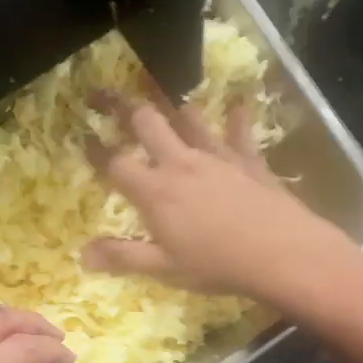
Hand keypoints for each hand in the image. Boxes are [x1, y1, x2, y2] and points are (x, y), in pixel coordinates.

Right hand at [81, 89, 356, 300]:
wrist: (282, 253)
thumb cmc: (217, 265)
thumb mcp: (164, 268)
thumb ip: (123, 257)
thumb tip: (83, 253)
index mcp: (155, 191)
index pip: (115, 163)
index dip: (95, 149)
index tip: (80, 135)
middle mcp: (181, 163)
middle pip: (147, 123)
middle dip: (123, 106)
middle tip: (105, 93)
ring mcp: (217, 157)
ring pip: (189, 120)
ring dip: (174, 109)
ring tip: (166, 102)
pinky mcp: (248, 160)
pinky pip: (240, 132)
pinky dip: (237, 118)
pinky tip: (239, 104)